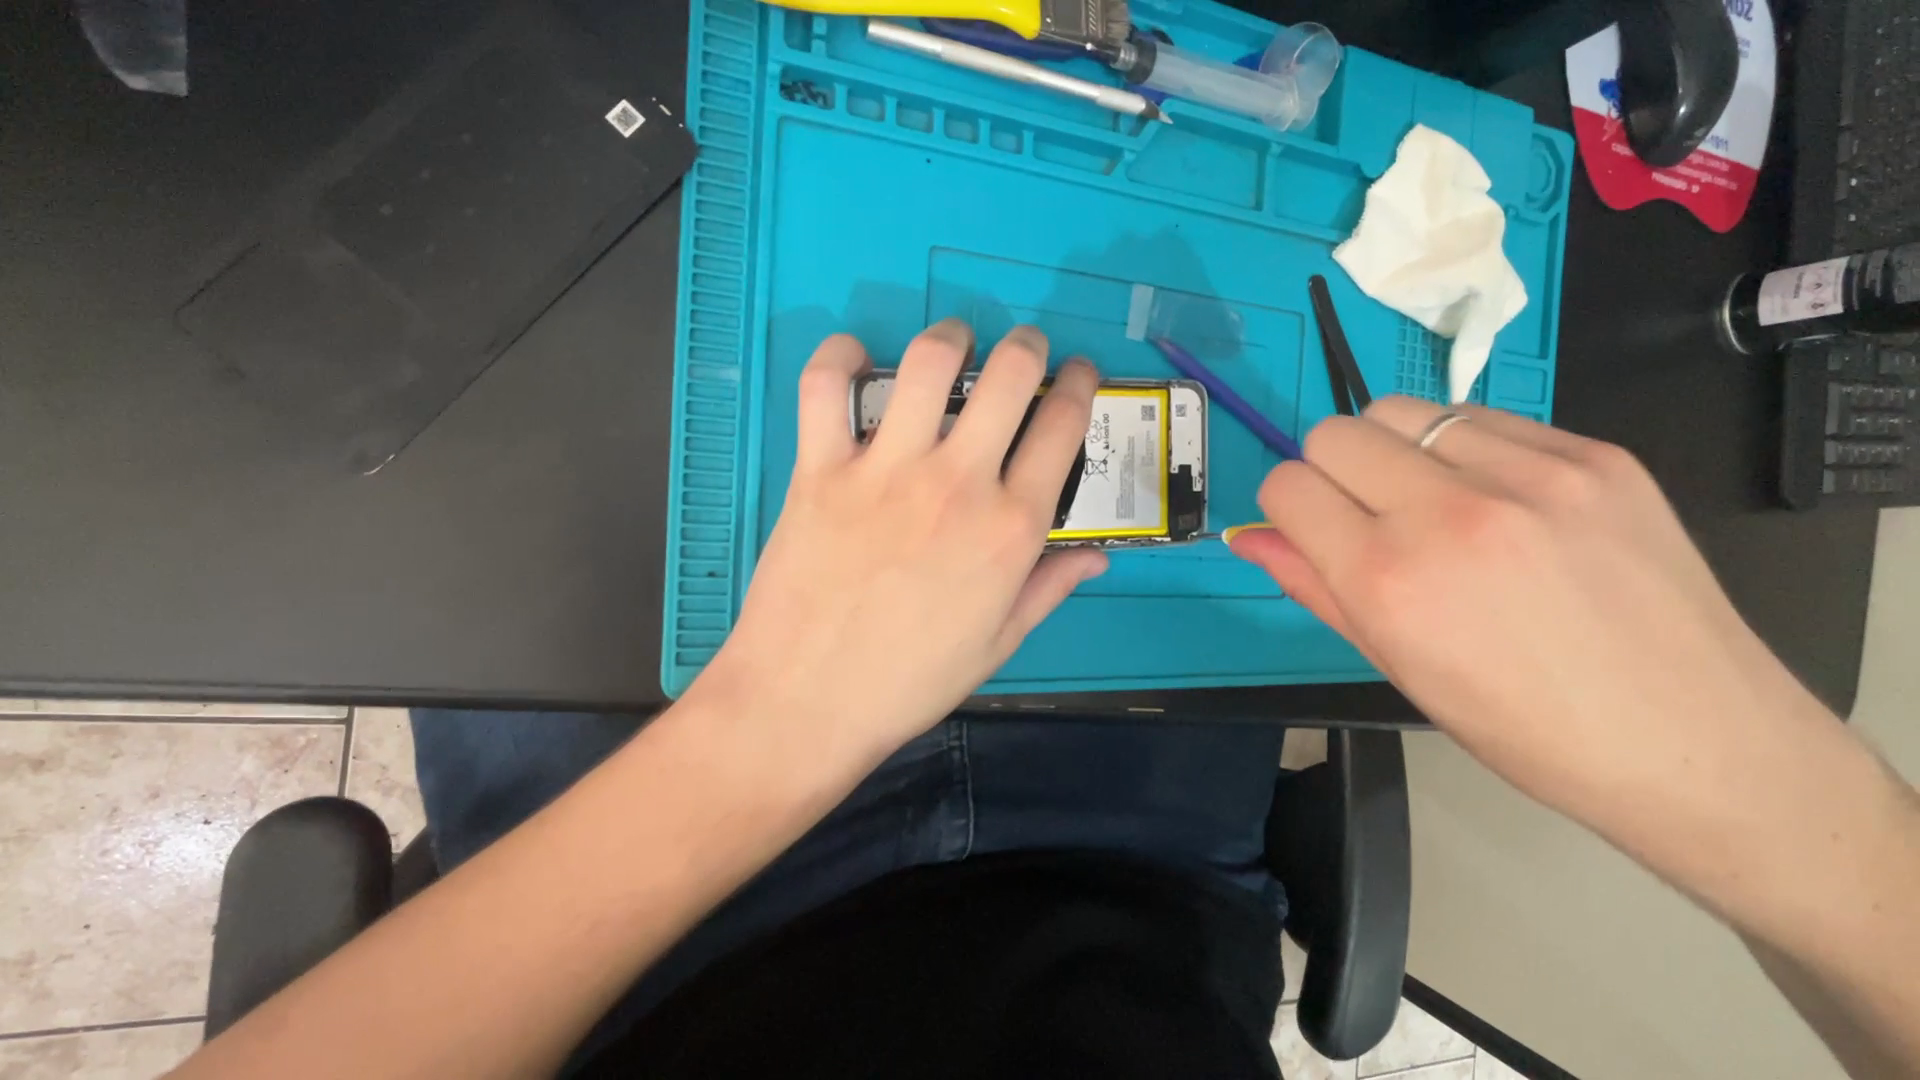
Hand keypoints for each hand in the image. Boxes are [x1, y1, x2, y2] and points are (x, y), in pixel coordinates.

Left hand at [691, 320, 1106, 762]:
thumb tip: (1098, 554)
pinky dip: (840, 358)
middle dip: (1028, 345)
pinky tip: (856, 361)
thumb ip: (1048, 587)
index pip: (1064, 426)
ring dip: (950, 338)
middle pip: (1011, 375)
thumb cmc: (909, 682)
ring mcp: (885, 471)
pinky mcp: (820, 469)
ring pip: (931, 362)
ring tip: (952, 344)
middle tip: (1023, 350)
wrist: (807, 703)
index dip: (1078, 386)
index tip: (1075, 375)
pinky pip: (827, 387)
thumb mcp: (997, 644)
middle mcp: (957, 483)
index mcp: (1011, 528)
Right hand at [1229, 396, 1831, 817]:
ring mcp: (1530, 476)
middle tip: (1370, 518)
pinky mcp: (1596, 456)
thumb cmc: (1520, 726)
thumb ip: (1313, 586)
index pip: (1288, 488)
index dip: (1288, 509)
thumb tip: (1248, 537)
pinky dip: (1467, 450)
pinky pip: (1485, 418)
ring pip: (1403, 410)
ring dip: (1395, 450)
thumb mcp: (1397, 665)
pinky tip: (1502, 501)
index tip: (1313, 532)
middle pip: (1334, 434)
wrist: (1692, 741)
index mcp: (1388, 581)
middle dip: (1330, 471)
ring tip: (1434, 502)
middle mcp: (1449, 513)